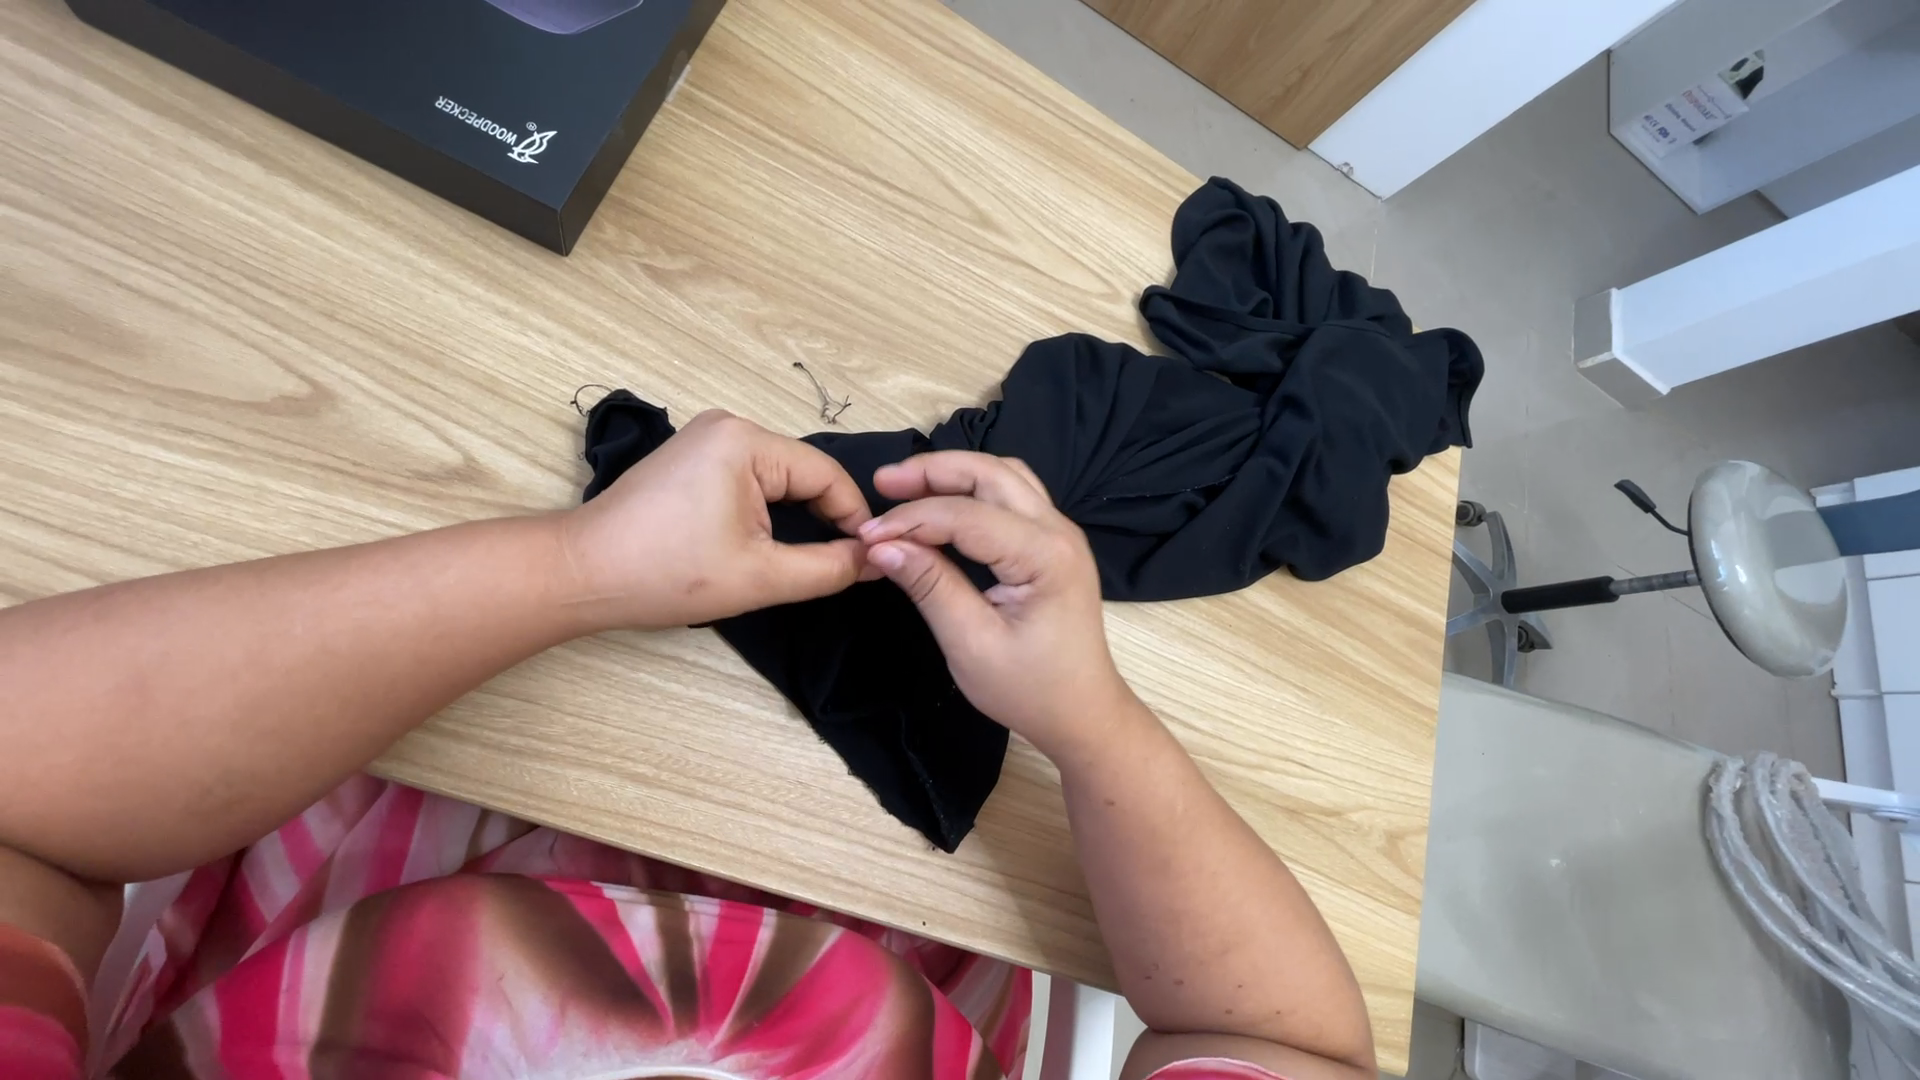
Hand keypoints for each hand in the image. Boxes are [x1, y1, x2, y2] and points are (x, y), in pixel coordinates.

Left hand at [558, 410, 874, 629]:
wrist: (582, 574)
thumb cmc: (667, 574)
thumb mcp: (763, 577)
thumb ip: (831, 567)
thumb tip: (876, 558)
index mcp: (747, 442)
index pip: (827, 475)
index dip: (855, 518)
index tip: (871, 558)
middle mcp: (730, 426)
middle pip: (805, 472)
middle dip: (828, 516)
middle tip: (847, 561)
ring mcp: (708, 438)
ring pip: (781, 477)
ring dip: (801, 514)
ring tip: (816, 553)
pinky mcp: (694, 456)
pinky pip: (754, 477)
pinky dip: (772, 508)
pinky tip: (775, 538)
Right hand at [858, 452, 1136, 756]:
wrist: (1082, 712)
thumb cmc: (1030, 689)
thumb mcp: (970, 643)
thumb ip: (929, 586)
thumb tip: (881, 545)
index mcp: (1045, 556)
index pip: (966, 515)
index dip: (912, 518)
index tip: (867, 534)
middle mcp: (1059, 531)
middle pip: (991, 473)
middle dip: (933, 471)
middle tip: (883, 483)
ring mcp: (1061, 532)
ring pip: (1004, 476)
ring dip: (955, 473)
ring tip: (906, 487)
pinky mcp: (1053, 542)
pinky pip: (1012, 495)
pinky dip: (973, 489)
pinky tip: (942, 502)